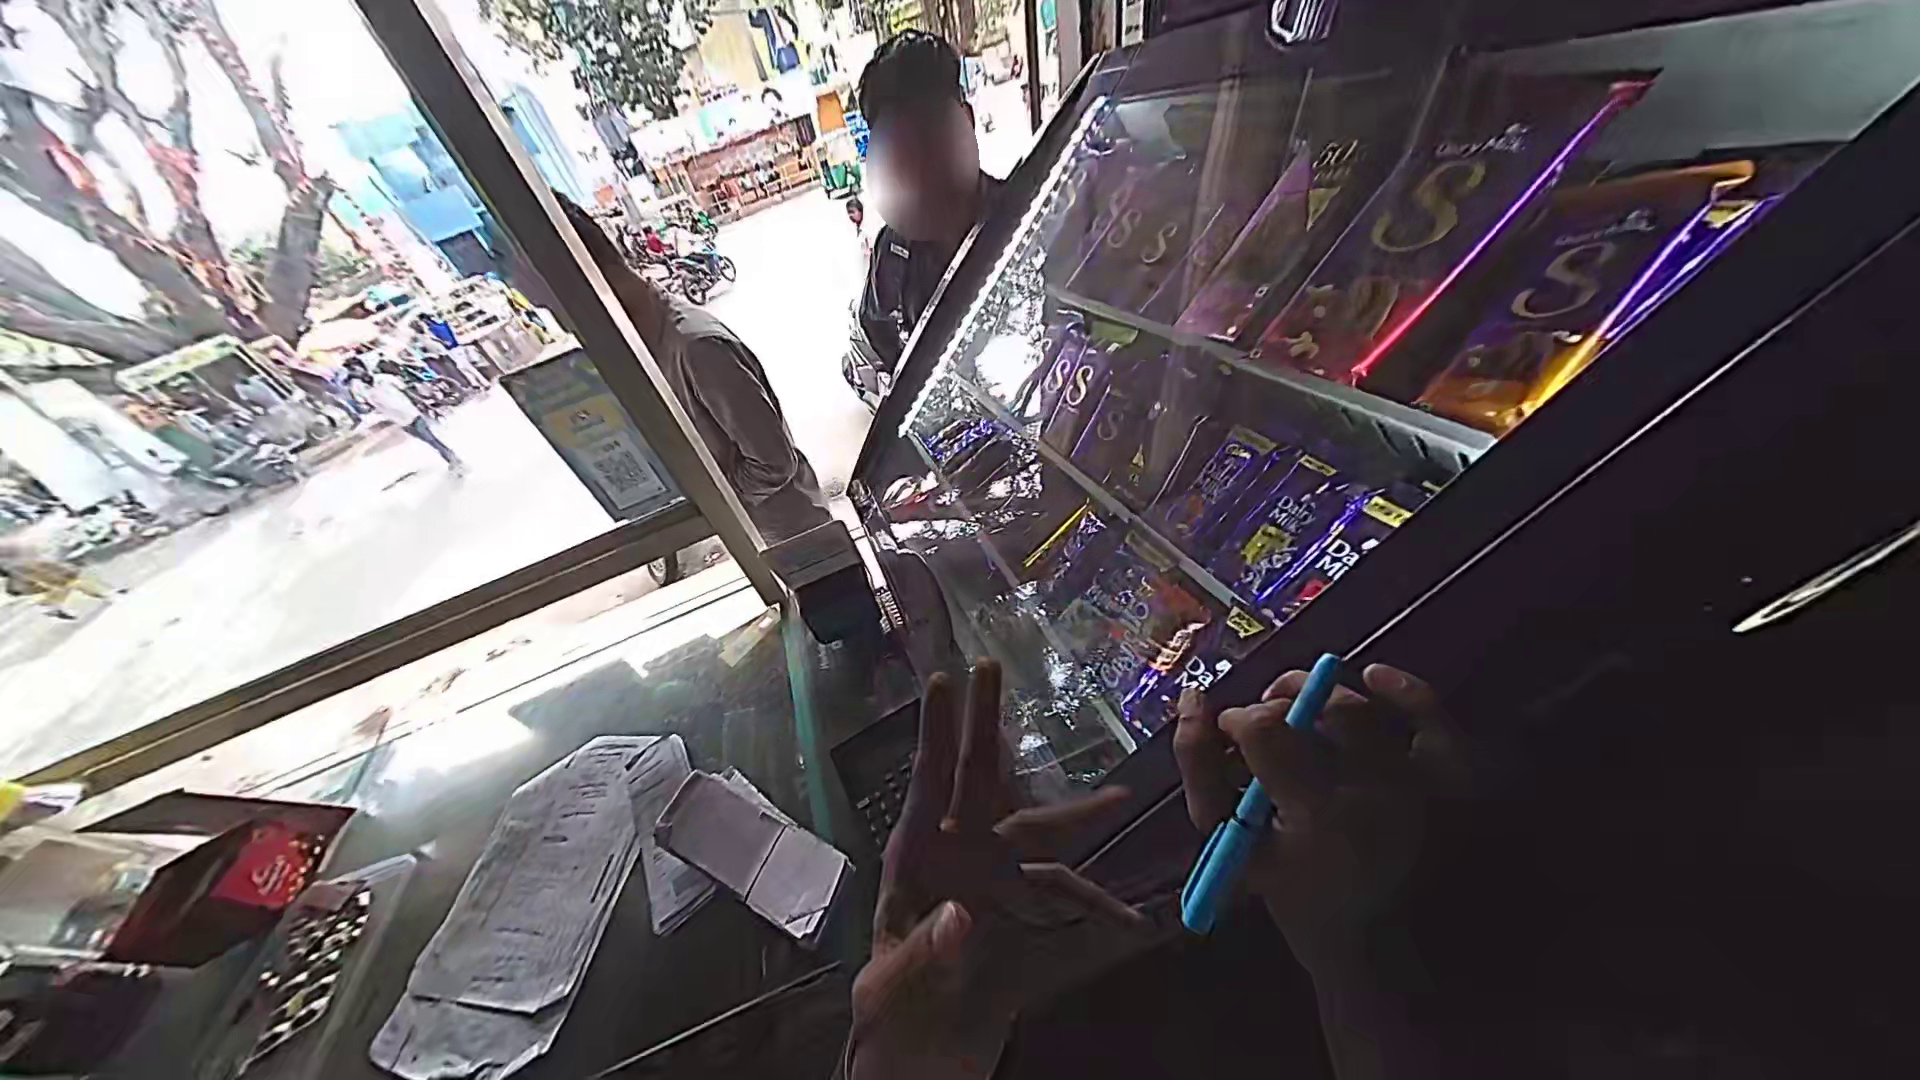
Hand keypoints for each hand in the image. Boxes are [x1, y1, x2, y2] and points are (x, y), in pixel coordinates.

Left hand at [850, 660, 1145, 1079]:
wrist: (924, 1059)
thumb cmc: (891, 1020)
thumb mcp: (891, 991)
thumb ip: (924, 954)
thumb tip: (964, 915)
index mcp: (917, 857)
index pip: (926, 781)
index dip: (934, 729)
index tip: (942, 679)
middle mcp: (960, 851)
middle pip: (977, 776)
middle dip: (983, 720)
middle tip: (989, 666)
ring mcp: (996, 878)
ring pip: (1039, 833)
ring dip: (1078, 814)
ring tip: (1120, 796)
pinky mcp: (1025, 915)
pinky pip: (1069, 905)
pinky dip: (1101, 909)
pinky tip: (1133, 917)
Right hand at [1173, 664, 1467, 971]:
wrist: (1371, 935)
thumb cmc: (1288, 887)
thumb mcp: (1224, 832)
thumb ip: (1198, 762)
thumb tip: (1193, 698)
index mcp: (1319, 813)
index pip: (1266, 727)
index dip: (1237, 720)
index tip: (1228, 735)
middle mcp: (1378, 791)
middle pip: (1315, 708)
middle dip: (1272, 707)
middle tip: (1259, 725)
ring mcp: (1423, 784)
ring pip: (1359, 708)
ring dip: (1315, 696)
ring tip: (1295, 708)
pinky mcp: (1453, 782)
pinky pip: (1437, 721)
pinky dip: (1408, 692)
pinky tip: (1374, 677)